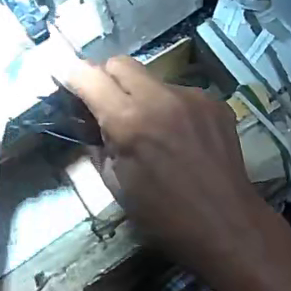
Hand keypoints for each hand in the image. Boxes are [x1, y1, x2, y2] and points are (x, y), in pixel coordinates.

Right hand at [60, 57, 290, 290]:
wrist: (228, 227)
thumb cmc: (164, 218)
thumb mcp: (116, 185)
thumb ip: (100, 144)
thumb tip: (90, 122)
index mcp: (129, 121)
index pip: (89, 76)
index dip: (70, 74)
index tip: (62, 78)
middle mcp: (160, 98)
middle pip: (120, 63)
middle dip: (104, 77)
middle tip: (102, 102)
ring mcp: (191, 97)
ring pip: (151, 78)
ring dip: (139, 93)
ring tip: (146, 126)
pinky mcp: (214, 103)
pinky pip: (179, 93)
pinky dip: (168, 107)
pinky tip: (177, 136)